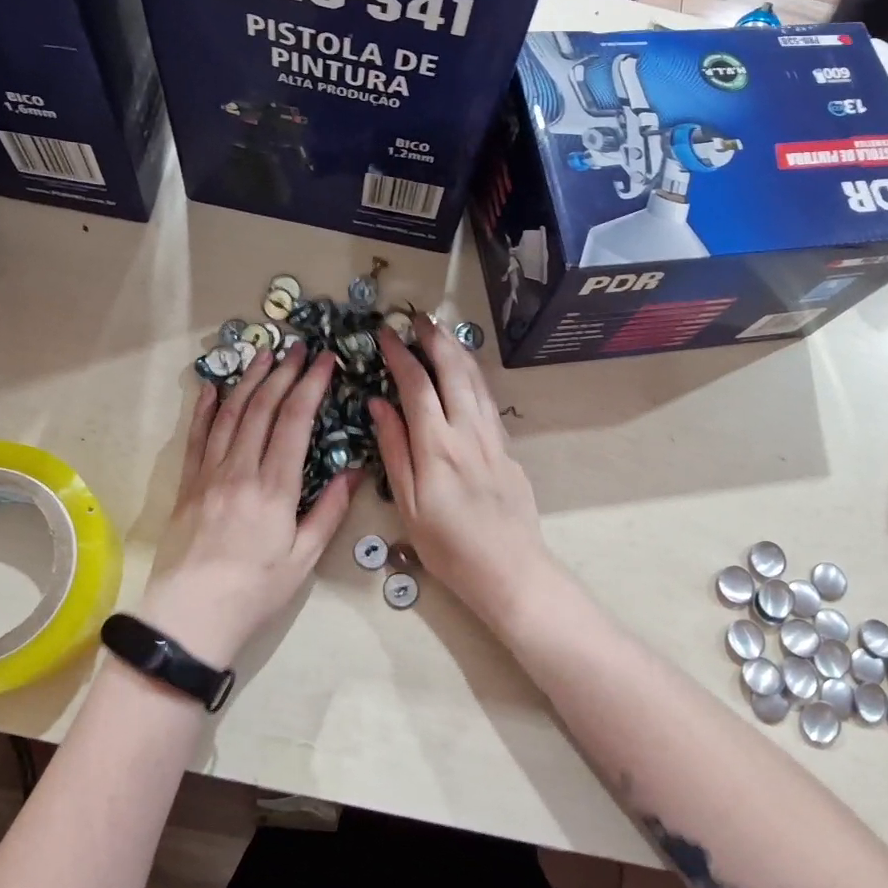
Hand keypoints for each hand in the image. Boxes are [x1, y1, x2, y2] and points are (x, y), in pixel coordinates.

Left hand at [140, 345, 355, 666]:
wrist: (190, 615)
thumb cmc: (255, 591)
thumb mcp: (303, 558)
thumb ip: (328, 511)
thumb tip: (355, 472)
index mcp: (274, 488)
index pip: (294, 422)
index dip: (311, 386)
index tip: (325, 361)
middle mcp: (239, 471)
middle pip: (262, 409)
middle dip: (283, 373)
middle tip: (299, 347)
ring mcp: (209, 474)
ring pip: (230, 415)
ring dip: (249, 381)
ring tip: (265, 354)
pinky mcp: (187, 484)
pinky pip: (197, 436)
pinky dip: (206, 408)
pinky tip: (214, 387)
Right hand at [369, 318, 557, 626]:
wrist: (509, 569)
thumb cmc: (448, 546)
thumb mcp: (408, 505)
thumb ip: (393, 449)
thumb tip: (378, 404)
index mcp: (436, 446)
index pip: (416, 385)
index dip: (400, 355)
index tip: (386, 335)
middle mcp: (468, 432)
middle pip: (452, 371)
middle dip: (434, 339)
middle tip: (418, 318)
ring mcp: (493, 438)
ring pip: (476, 380)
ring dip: (458, 351)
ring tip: (442, 332)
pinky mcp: (508, 448)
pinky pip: (489, 400)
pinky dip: (475, 375)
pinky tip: (468, 371)